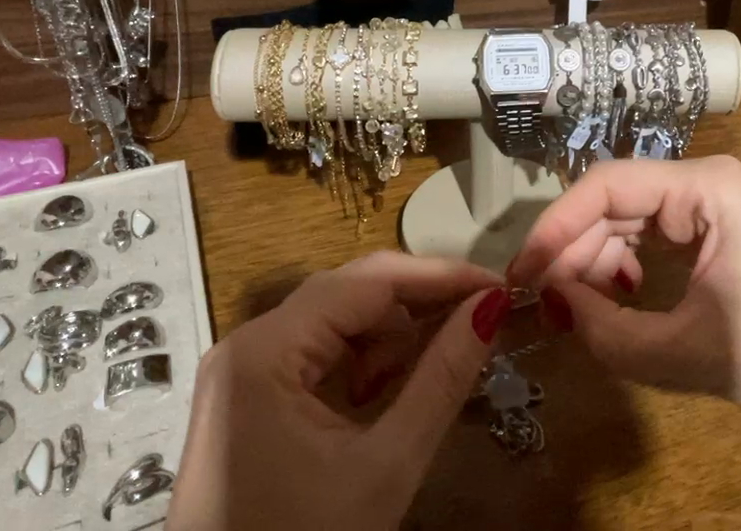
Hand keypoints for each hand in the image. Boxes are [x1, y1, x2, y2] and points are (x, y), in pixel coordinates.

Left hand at [168, 252, 511, 530]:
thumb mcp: (386, 465)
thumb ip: (442, 378)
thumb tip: (491, 306)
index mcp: (266, 350)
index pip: (369, 281)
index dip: (440, 276)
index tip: (499, 284)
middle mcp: (246, 343)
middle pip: (348, 290)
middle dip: (417, 302)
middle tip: (480, 314)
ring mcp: (241, 369)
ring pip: (334, 317)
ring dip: (388, 334)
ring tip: (424, 372)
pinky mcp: (246, 394)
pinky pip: (315, 349)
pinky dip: (359, 359)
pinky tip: (381, 391)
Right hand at [506, 156, 740, 465]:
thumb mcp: (685, 352)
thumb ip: (607, 330)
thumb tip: (552, 301)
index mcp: (707, 187)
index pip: (608, 184)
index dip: (557, 226)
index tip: (521, 273)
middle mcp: (705, 180)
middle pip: (614, 200)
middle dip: (574, 249)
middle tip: (540, 302)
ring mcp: (710, 202)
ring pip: (627, 217)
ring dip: (596, 260)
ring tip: (577, 309)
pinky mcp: (712, 227)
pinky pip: (650, 234)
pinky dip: (623, 265)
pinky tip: (617, 298)